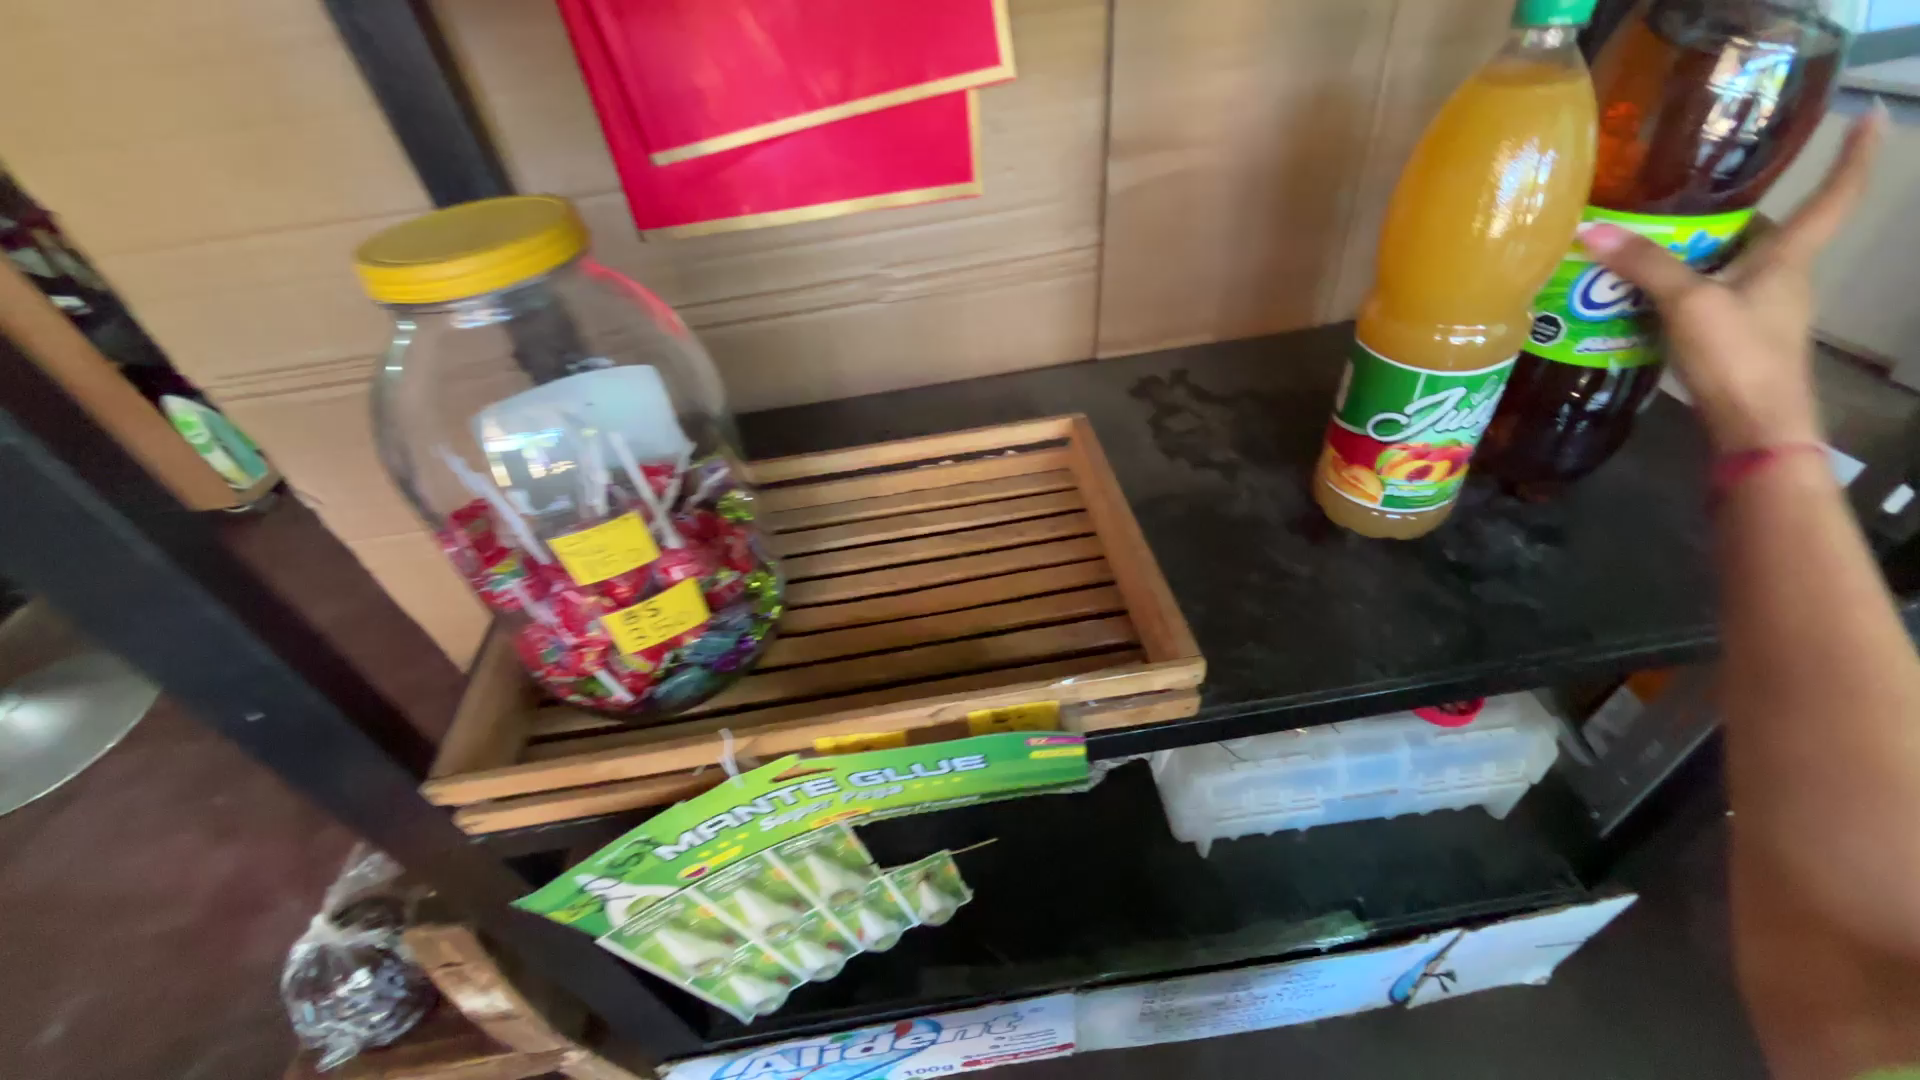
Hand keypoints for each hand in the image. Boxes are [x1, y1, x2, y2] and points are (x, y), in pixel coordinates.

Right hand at [1579, 104, 1886, 454]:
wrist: (1754, 424)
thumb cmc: (1738, 355)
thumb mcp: (1689, 303)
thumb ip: (1645, 266)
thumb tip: (1591, 229)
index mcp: (1789, 258)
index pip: (1835, 195)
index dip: (1853, 155)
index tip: (1870, 114)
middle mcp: (1782, 278)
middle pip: (1764, 232)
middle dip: (1731, 215)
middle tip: (1687, 197)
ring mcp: (1759, 311)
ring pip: (1730, 266)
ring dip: (1695, 255)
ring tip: (1644, 246)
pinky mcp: (1735, 339)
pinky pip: (1707, 298)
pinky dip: (1680, 291)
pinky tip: (1642, 297)